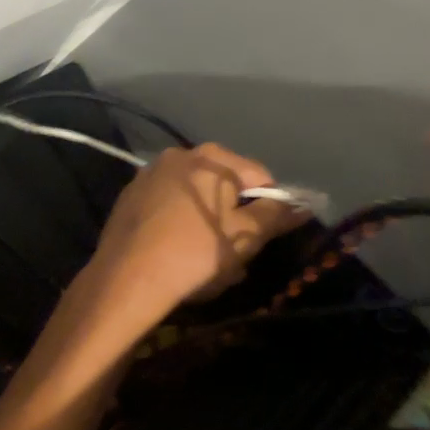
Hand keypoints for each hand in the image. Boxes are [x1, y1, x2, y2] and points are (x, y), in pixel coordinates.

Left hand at [87, 143, 311, 313]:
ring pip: (197, 196)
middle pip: (225, 185)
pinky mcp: (132, 193)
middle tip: (236, 253)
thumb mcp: (244, 237)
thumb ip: (275, 216)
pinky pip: (169, 204)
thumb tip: (302, 204)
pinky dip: (180, 222)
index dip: (270, 206)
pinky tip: (177, 250)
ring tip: (207, 259)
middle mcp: (181, 155)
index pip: (259, 176)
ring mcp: (152, 172)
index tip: (264, 237)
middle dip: (236, 216)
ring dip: (209, 222)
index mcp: (212, 159)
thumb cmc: (196, 253)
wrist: (128, 274)